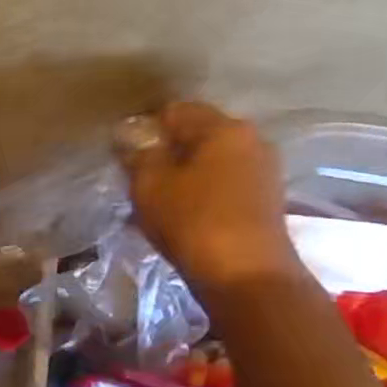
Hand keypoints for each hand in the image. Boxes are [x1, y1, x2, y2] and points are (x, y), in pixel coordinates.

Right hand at [121, 101, 301, 291]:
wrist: (245, 275)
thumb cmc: (193, 221)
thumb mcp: (150, 184)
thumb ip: (138, 154)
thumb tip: (129, 133)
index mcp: (223, 127)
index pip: (175, 111)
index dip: (144, 129)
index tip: (123, 154)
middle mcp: (250, 140)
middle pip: (196, 136)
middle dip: (164, 153)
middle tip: (135, 179)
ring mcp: (262, 171)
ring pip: (208, 162)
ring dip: (180, 176)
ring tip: (153, 201)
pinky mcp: (264, 200)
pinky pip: (221, 185)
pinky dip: (197, 194)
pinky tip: (178, 216)